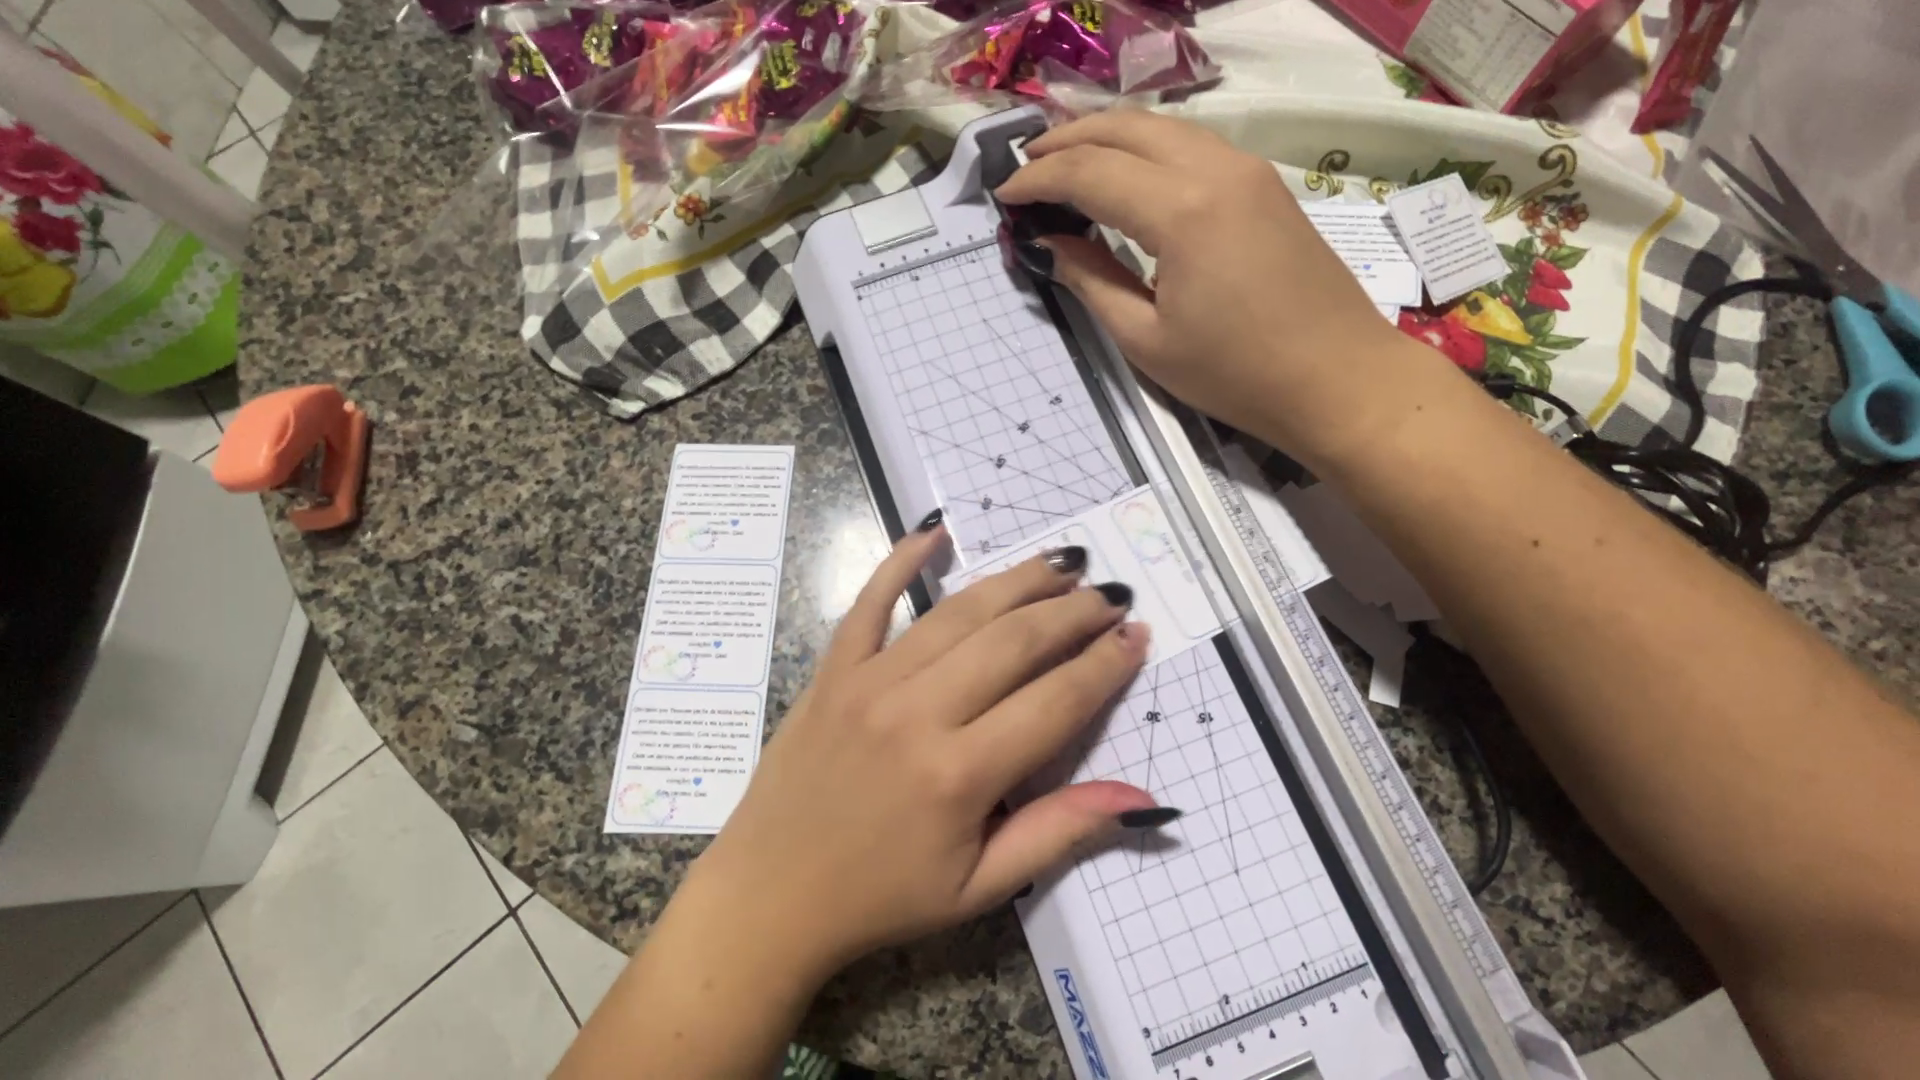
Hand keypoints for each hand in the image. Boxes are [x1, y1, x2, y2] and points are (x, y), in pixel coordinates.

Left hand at [689, 521, 1160, 983]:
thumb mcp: (981, 887)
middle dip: (1074, 612)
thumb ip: (1062, 832)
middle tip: (1110, 594)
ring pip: (959, 613)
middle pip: (1015, 641)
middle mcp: (918, 714)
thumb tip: (1147, 802)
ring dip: (1016, 581)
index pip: (1056, 700)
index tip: (1136, 635)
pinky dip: (902, 561)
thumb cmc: (883, 898)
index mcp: (961, 775)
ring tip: (1060, 564)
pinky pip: (870, 601)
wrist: (772, 895)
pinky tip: (935, 531)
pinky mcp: (832, 671)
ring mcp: (869, 683)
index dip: (1105, 664)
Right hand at [995, 111, 1443, 467]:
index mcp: (1182, 211)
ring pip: (1161, 127)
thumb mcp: (1147, 340)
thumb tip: (1052, 243)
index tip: (1004, 198)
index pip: (1090, 172)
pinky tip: (1125, 177)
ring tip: (1066, 164)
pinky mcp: (1263, 184)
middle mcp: (1215, 169)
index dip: (1039, 181)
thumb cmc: (1237, 375)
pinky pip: (1191, 145)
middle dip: (1066, 141)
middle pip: (1124, 128)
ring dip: (1107, 137)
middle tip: (1026, 169)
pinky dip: (1146, 149)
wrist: (1339, 380)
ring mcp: (1246, 170)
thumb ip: (1092, 281)